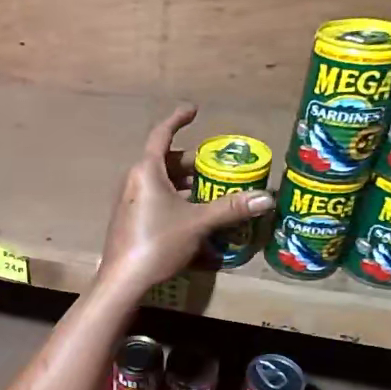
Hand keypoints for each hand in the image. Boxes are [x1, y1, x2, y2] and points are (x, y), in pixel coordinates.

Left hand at [97, 104, 272, 296]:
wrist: (123, 279)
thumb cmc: (157, 242)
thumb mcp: (198, 223)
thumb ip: (230, 208)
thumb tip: (267, 197)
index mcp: (145, 172)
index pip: (161, 134)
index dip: (178, 119)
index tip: (193, 110)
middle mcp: (133, 182)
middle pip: (163, 161)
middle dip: (190, 161)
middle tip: (216, 166)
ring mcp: (128, 202)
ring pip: (159, 181)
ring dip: (183, 182)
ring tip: (209, 189)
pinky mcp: (129, 220)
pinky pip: (153, 198)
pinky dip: (173, 198)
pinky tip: (192, 214)